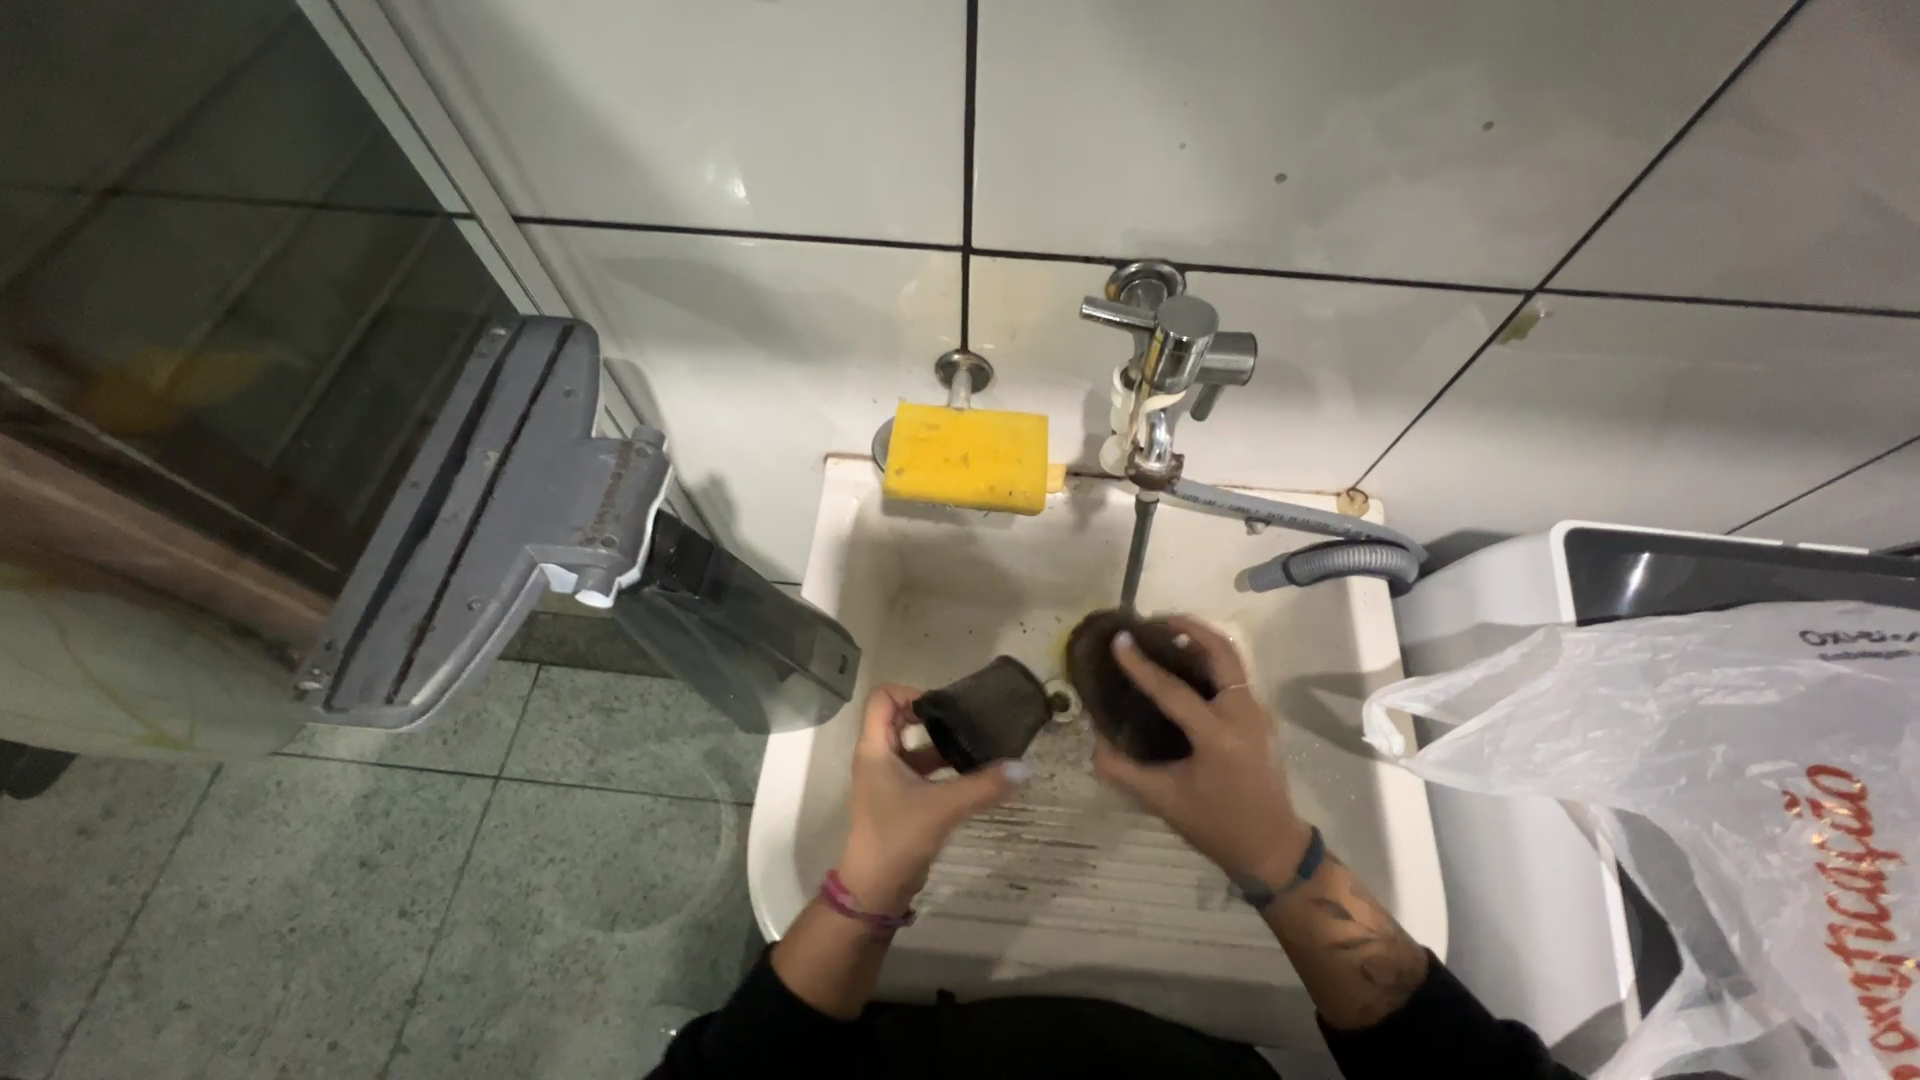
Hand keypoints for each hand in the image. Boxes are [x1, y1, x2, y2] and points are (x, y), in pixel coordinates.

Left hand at [837, 684, 1025, 914]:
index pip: (883, 698)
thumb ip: (983, 786)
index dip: (911, 693)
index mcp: (875, 748)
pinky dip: (943, 769)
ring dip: (942, 744)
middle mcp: (877, 757)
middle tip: (967, 722)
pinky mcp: (898, 800)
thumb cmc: (897, 837)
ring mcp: (887, 779)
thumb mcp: (942, 807)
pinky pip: (921, 771)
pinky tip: (972, 777)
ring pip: (914, 747)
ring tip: (977, 747)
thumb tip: (1024, 768)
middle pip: (900, 718)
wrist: (874, 891)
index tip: (944, 707)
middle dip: (933, 717)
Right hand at [1092, 616, 1312, 883]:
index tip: (1120, 639)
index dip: (1142, 664)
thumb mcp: (1163, 801)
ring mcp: (1258, 713)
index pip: (1174, 690)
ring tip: (1168, 633)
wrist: (1273, 848)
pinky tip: (1186, 665)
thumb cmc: (1217, 826)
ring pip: (1233, 659)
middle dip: (1190, 627)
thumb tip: (1094, 743)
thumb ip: (1122, 771)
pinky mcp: (1260, 717)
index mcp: (1218, 736)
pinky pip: (1235, 675)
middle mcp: (1243, 715)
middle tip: (1154, 620)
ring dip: (1202, 639)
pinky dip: (1211, 658)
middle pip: (1221, 652)